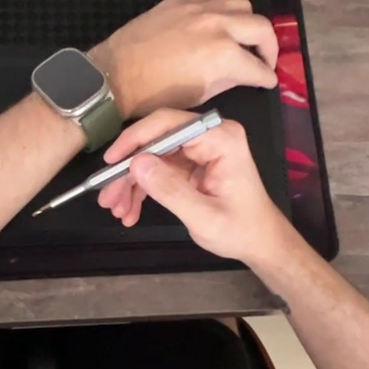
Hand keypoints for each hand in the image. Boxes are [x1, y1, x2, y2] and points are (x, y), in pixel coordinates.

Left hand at [89, 0, 278, 117]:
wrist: (116, 76)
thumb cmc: (156, 95)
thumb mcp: (199, 95)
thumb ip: (228, 80)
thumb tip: (243, 74)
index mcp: (224, 55)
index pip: (259, 67)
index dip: (267, 77)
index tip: (268, 80)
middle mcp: (219, 26)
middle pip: (262, 28)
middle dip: (269, 47)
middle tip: (264, 60)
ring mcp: (199, 9)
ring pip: (241, 4)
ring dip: (247, 22)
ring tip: (241, 37)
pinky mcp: (181, 0)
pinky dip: (220, 9)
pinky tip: (214, 22)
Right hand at [96, 109, 303, 267]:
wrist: (261, 244)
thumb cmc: (241, 230)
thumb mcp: (203, 216)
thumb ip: (170, 190)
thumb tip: (136, 164)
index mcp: (220, 138)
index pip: (168, 124)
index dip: (135, 140)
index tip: (111, 162)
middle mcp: (209, 136)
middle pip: (155, 140)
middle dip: (128, 169)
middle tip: (107, 196)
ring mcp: (199, 150)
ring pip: (152, 157)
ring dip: (131, 183)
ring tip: (116, 209)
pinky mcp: (191, 164)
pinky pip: (158, 169)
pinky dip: (142, 189)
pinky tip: (130, 211)